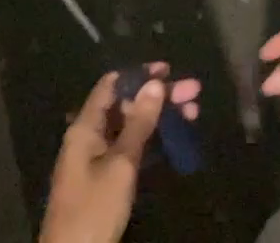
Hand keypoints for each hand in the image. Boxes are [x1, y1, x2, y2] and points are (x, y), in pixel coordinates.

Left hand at [39, 64, 201, 242]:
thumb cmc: (94, 208)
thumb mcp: (121, 165)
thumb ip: (138, 124)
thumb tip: (154, 83)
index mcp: (85, 127)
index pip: (112, 85)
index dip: (139, 74)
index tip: (169, 70)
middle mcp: (90, 136)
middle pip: (126, 105)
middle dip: (159, 96)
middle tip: (193, 91)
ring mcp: (98, 158)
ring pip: (132, 126)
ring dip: (160, 117)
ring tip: (194, 112)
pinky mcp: (106, 178)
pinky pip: (131, 147)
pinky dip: (152, 140)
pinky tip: (176, 138)